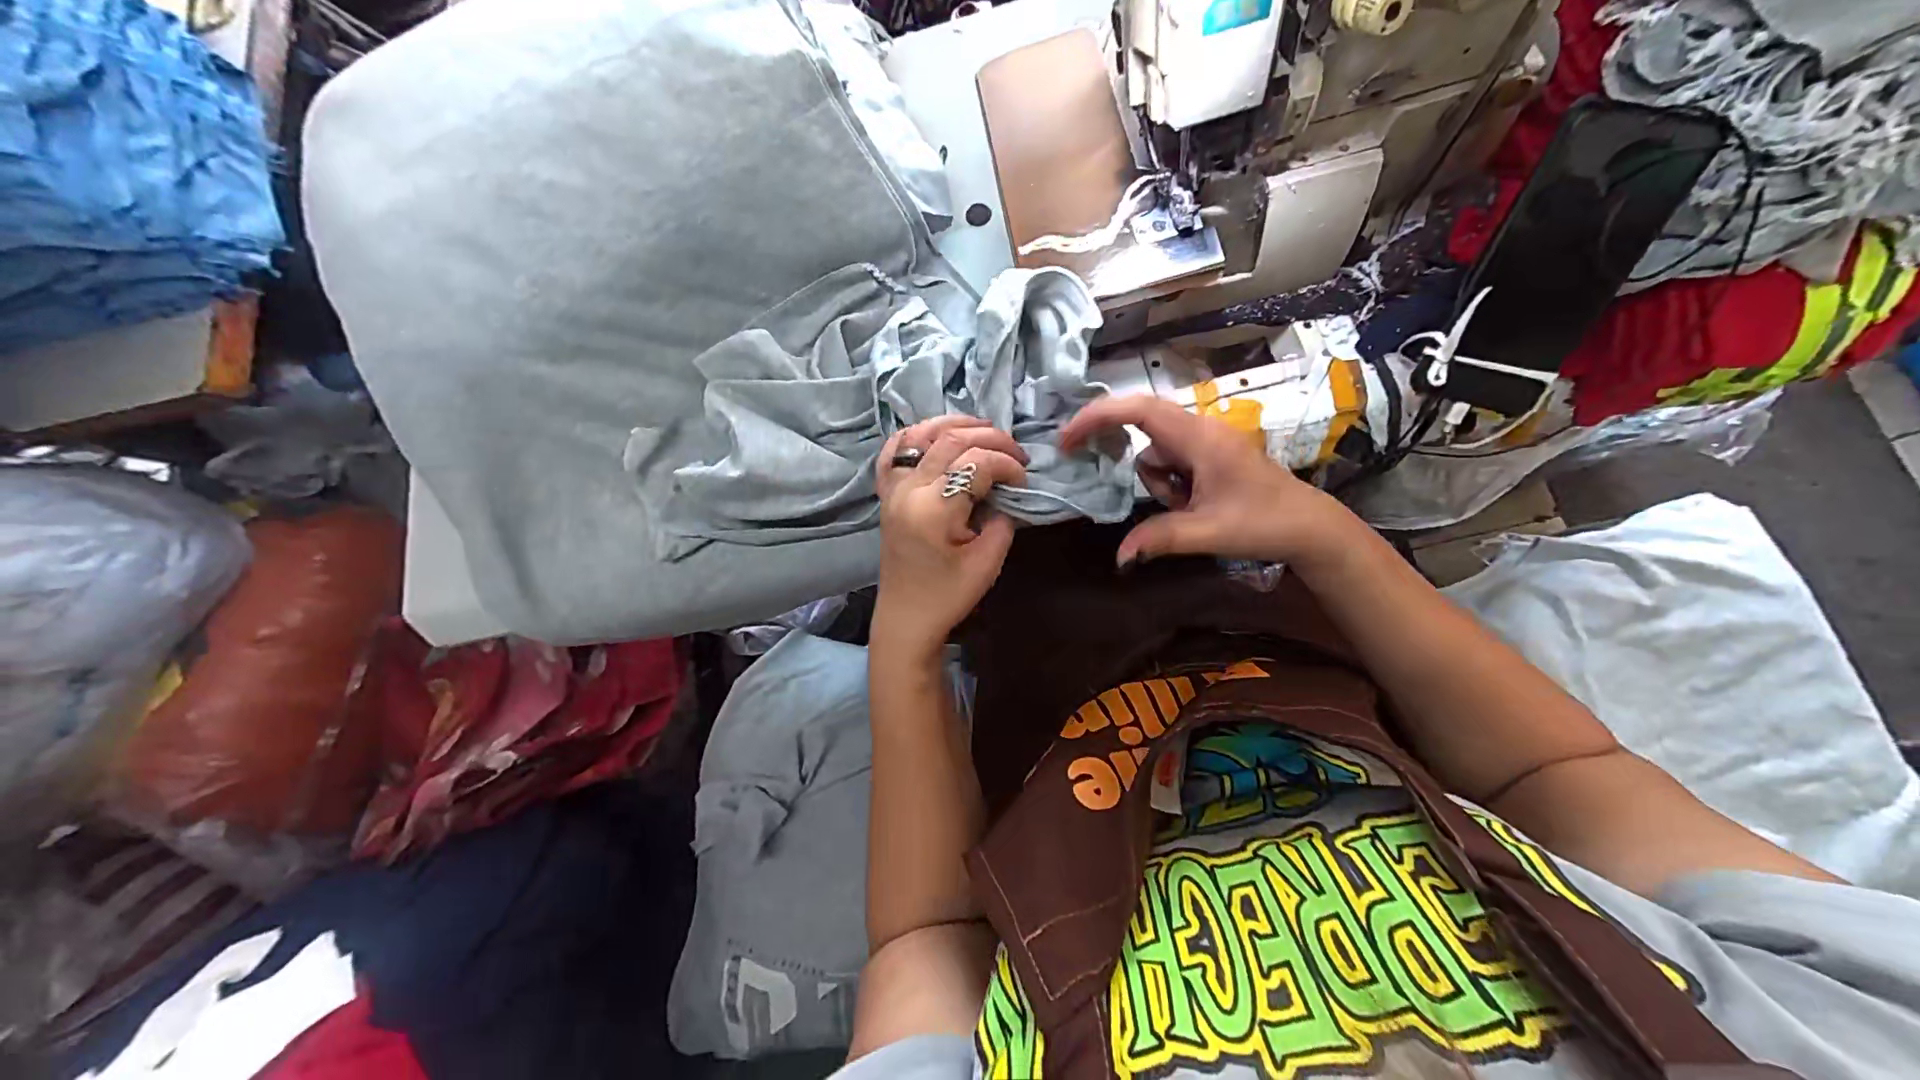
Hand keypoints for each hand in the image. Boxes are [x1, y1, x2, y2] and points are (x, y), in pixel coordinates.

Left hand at [873, 415, 1027, 653]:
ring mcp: (893, 488)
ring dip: (955, 425)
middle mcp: (908, 489)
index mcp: (932, 509)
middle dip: (991, 439)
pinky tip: (937, 435)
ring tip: (985, 430)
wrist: (906, 618)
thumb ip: (1003, 519)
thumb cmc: (948, 595)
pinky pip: (895, 451)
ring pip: (920, 434)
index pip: (976, 464)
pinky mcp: (887, 493)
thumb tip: (1007, 491)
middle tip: (1016, 453)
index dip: (1007, 464)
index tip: (1023, 479)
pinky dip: (916, 435)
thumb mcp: (988, 562)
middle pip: (951, 440)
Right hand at [1058, 394, 1359, 567]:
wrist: (1310, 528)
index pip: (1140, 410)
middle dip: (1128, 455)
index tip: (1068, 437)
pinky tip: (1194, 505)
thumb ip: (1159, 539)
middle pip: (1144, 430)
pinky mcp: (1210, 455)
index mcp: (1200, 439)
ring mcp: (1207, 441)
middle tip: (1107, 471)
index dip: (1099, 416)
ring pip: (1157, 453)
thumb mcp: (1207, 533)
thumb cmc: (1264, 523)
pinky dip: (1171, 484)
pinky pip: (1173, 462)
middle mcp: (1201, 430)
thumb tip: (1120, 556)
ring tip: (1188, 509)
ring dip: (1159, 483)